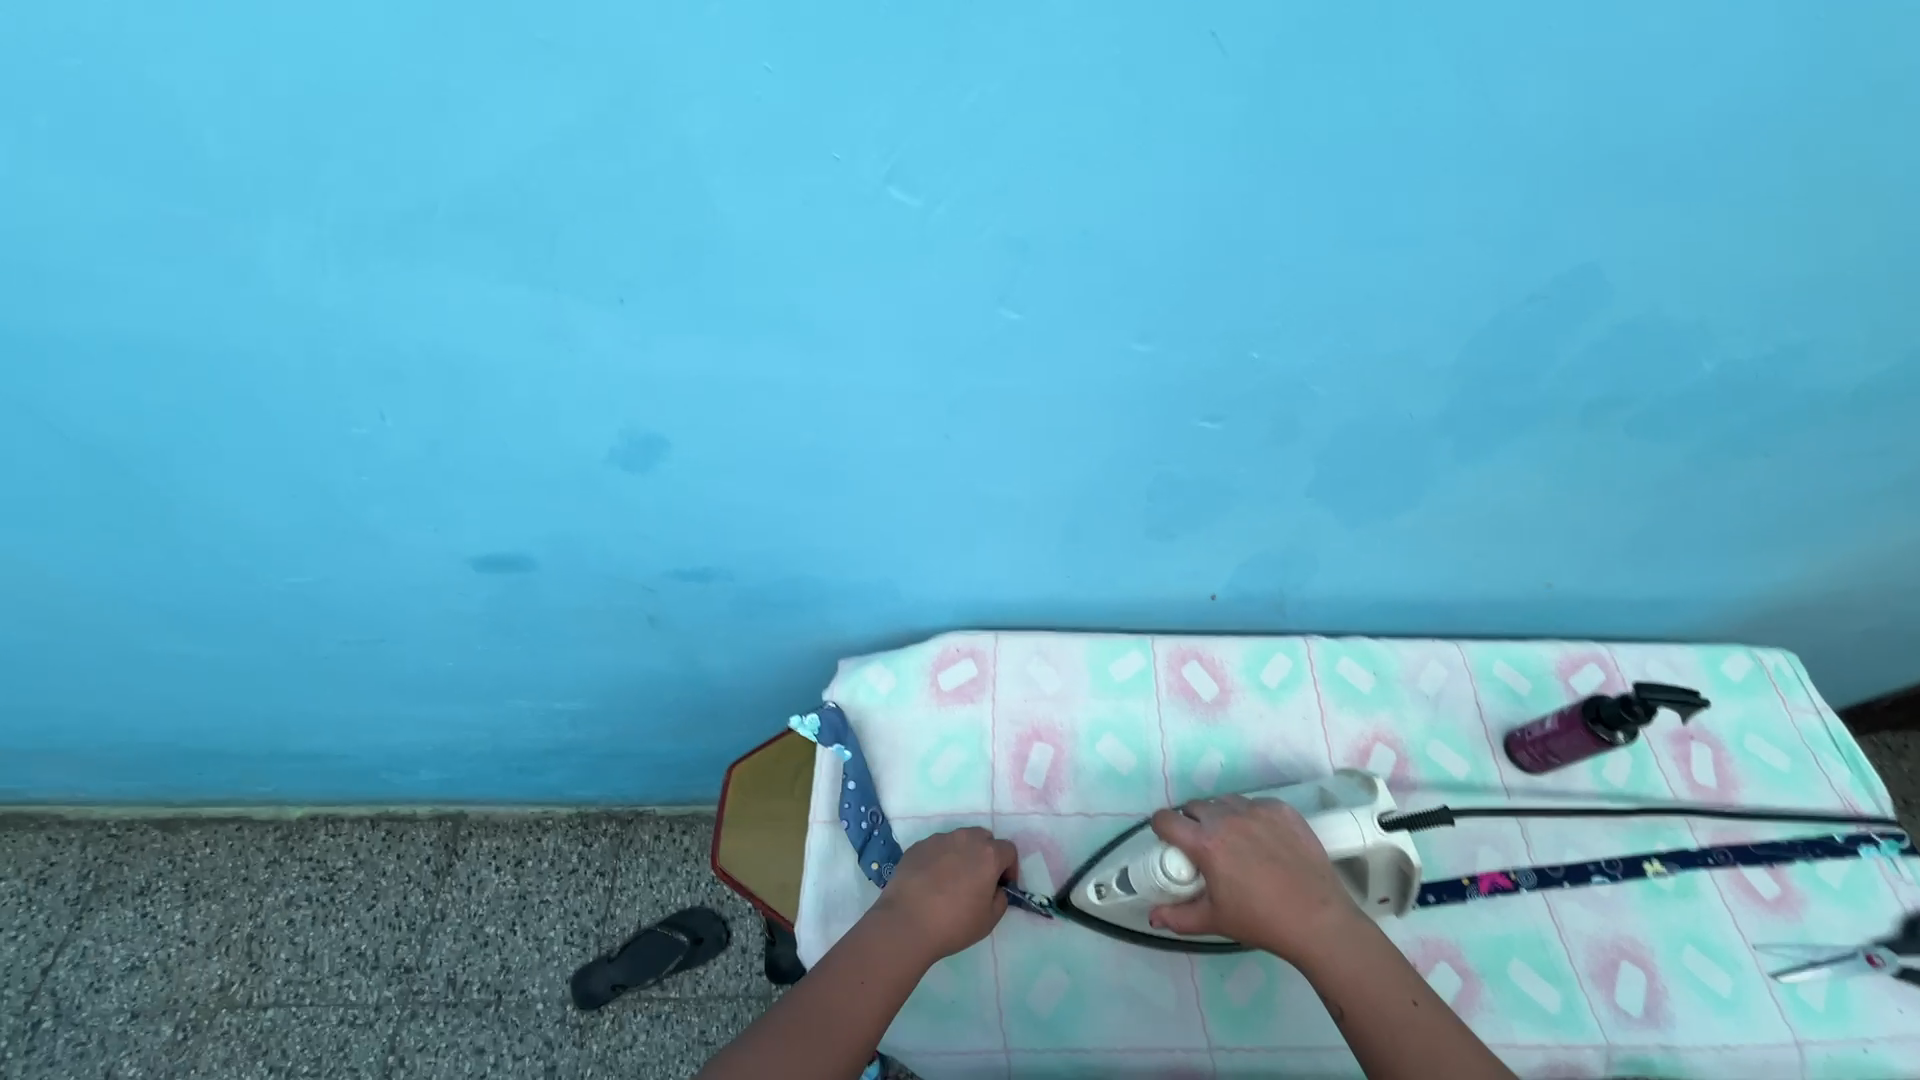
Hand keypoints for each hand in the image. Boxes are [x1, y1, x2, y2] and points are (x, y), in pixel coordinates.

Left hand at [868, 827, 1017, 963]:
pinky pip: (937, 847)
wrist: (906, 922)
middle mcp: (965, 838)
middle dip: (987, 855)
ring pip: (959, 840)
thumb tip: (995, 888)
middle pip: (984, 838)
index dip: (1009, 868)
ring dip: (963, 854)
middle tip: (979, 880)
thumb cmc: (953, 923)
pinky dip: (940, 858)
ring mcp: (939, 839)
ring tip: (952, 880)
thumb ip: (1000, 898)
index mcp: (988, 854)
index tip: (1001, 886)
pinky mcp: (918, 846)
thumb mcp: (990, 920)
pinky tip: (931, 881)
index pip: (1008, 850)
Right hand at [1147, 794, 1364, 961]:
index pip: (1166, 819)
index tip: (1168, 840)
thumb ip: (1177, 916)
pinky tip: (1261, 838)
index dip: (1161, 828)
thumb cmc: (1261, 921)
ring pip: (1226, 802)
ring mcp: (1258, 810)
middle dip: (1191, 821)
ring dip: (1220, 815)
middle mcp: (1228, 818)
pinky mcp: (1283, 810)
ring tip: (1232, 839)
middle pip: (1195, 806)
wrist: (1319, 921)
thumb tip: (1153, 916)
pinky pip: (1256, 804)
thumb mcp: (1214, 921)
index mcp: (1206, 843)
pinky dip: (1251, 816)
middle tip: (1201, 844)